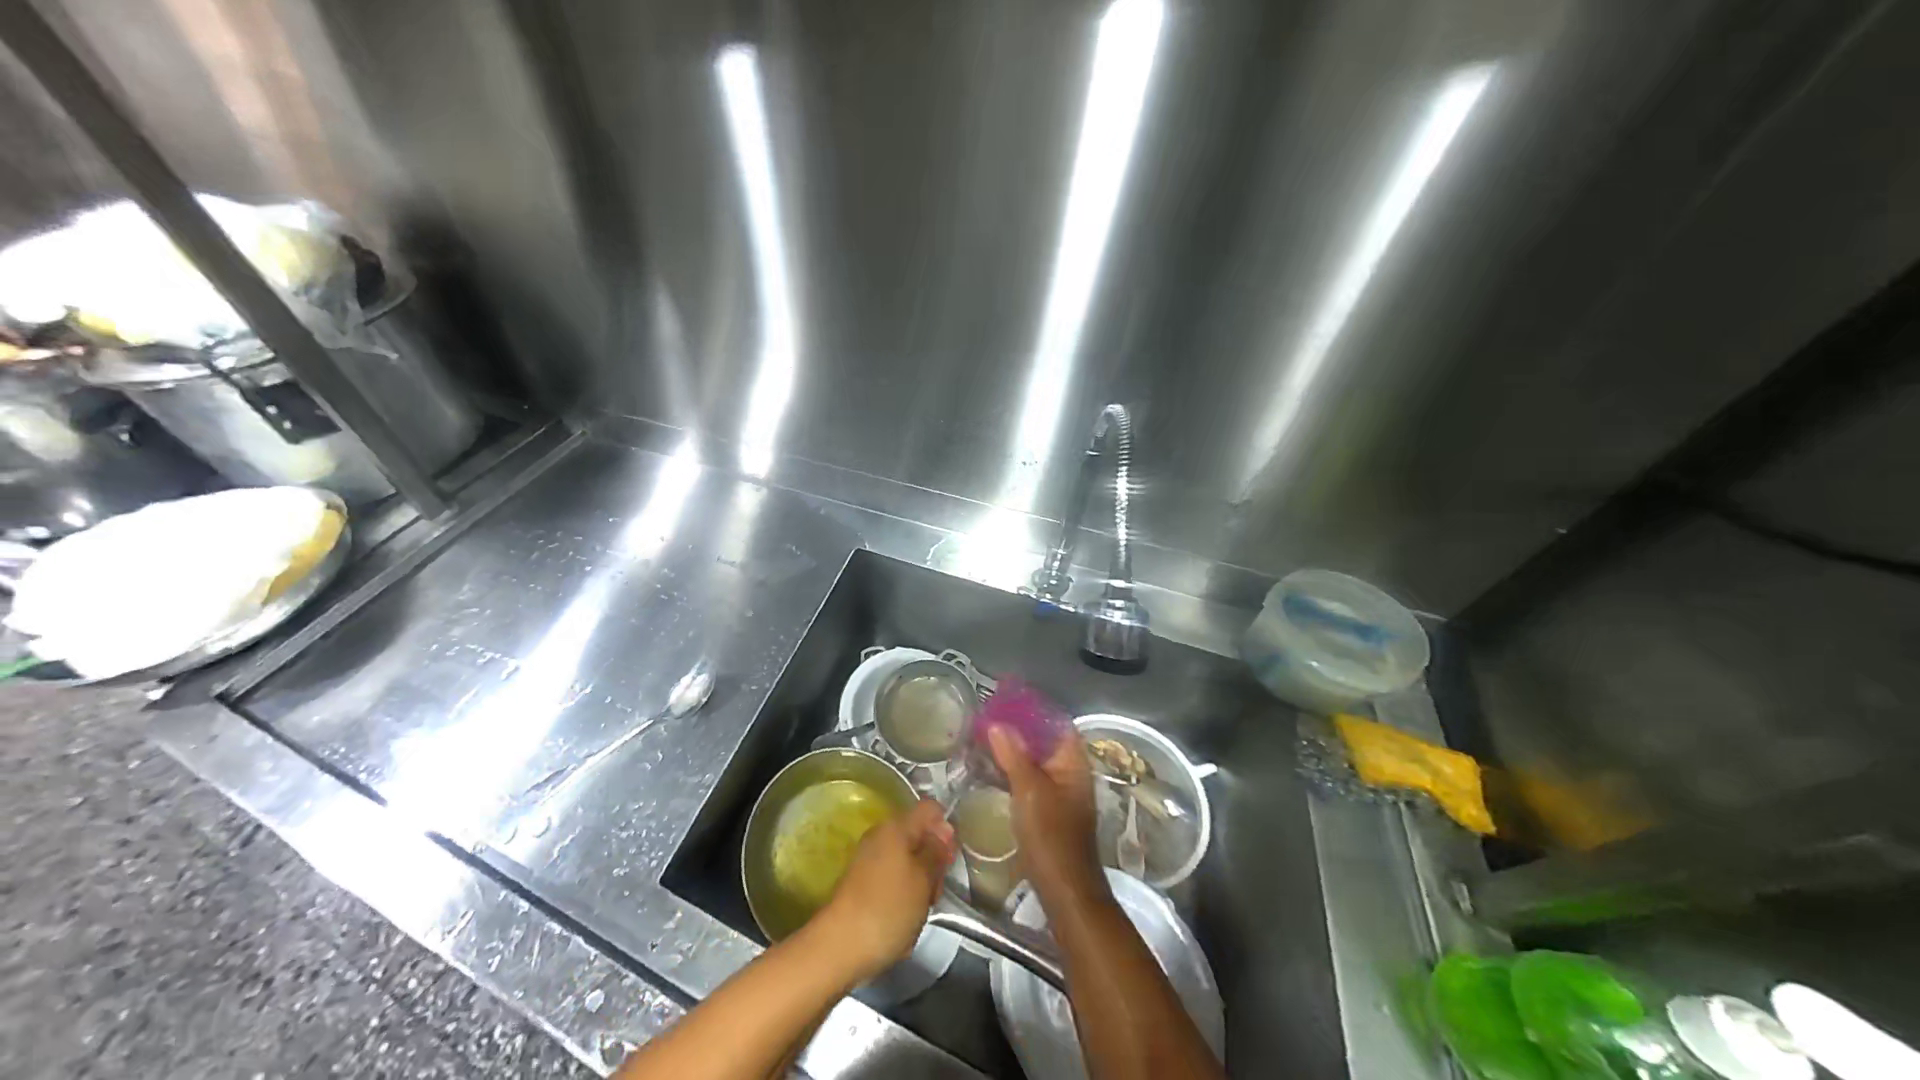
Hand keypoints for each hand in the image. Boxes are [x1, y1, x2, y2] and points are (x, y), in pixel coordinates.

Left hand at [813, 798, 954, 980]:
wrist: (839, 947)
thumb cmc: (888, 909)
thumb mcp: (923, 879)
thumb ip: (936, 851)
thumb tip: (942, 831)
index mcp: (895, 827)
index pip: (930, 809)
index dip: (946, 829)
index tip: (949, 858)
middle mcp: (880, 837)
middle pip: (919, 837)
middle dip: (934, 862)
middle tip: (935, 891)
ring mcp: (869, 861)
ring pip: (908, 863)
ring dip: (921, 885)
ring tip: (919, 912)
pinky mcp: (863, 885)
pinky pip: (894, 882)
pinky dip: (904, 898)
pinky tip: (904, 921)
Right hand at [988, 727, 1108, 905]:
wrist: (1064, 888)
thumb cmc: (1050, 835)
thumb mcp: (1029, 791)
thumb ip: (1014, 755)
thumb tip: (997, 724)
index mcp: (1073, 763)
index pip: (1056, 723)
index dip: (1033, 710)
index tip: (1005, 699)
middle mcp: (1070, 773)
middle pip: (1044, 741)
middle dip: (1018, 729)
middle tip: (986, 718)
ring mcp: (1060, 793)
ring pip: (1035, 762)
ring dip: (1013, 750)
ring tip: (982, 739)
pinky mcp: (1048, 811)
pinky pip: (1029, 780)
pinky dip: (1012, 771)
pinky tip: (990, 770)